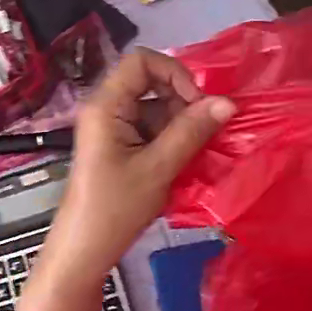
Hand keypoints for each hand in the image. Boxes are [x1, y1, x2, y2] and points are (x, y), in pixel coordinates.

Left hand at [46, 50, 234, 281]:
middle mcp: (106, 107)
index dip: (174, 72)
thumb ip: (191, 132)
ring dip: (180, 122)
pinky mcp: (119, 145)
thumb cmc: (114, 208)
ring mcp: (112, 127)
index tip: (197, 101)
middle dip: (181, 100)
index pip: (141, 60)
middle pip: (149, 82)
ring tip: (197, 150)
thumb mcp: (158, 169)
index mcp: (106, 104)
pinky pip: (150, 127)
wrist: (84, 249)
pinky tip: (184, 160)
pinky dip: (171, 138)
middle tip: (204, 130)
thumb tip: (228, 102)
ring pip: (154, 106)